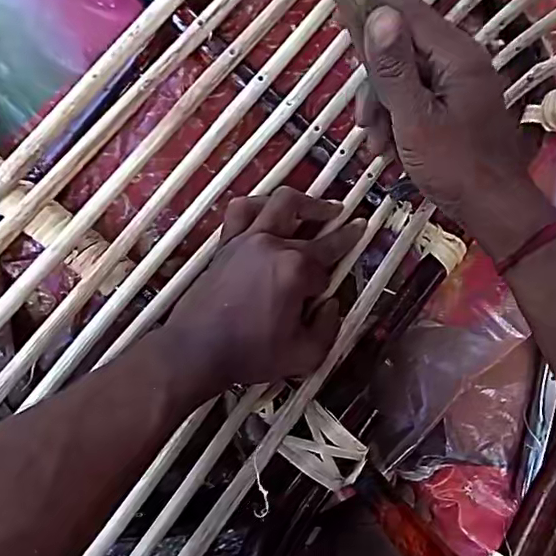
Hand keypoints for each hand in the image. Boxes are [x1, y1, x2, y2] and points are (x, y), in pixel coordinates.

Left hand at [160, 188, 365, 393]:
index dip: (349, 245)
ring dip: (300, 201)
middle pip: (310, 224)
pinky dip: (258, 205)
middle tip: (345, 219)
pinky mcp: (225, 245)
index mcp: (295, 269)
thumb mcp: (304, 354)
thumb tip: (331, 307)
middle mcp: (272, 245)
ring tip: (311, 207)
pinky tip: (266, 211)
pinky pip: (241, 211)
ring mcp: (246, 240)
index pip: (331, 253)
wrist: (196, 350)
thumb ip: (328, 328)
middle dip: (333, 222)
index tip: (360, 234)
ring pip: (277, 203)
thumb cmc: (248, 353)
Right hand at [360, 0, 551, 254]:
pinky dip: (396, 121)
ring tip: (378, 145)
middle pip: (401, 49)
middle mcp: (459, 61)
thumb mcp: (414, 119)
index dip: (371, 12)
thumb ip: (393, 69)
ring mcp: (458, 84)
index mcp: (456, 56)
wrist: (491, 207)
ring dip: (382, 109)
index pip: (408, 11)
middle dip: (375, 84)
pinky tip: (391, 149)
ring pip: (403, 78)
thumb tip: (378, 16)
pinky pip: (414, 99)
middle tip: (364, 121)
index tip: (338, 22)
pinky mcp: (453, 105)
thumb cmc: (454, 166)